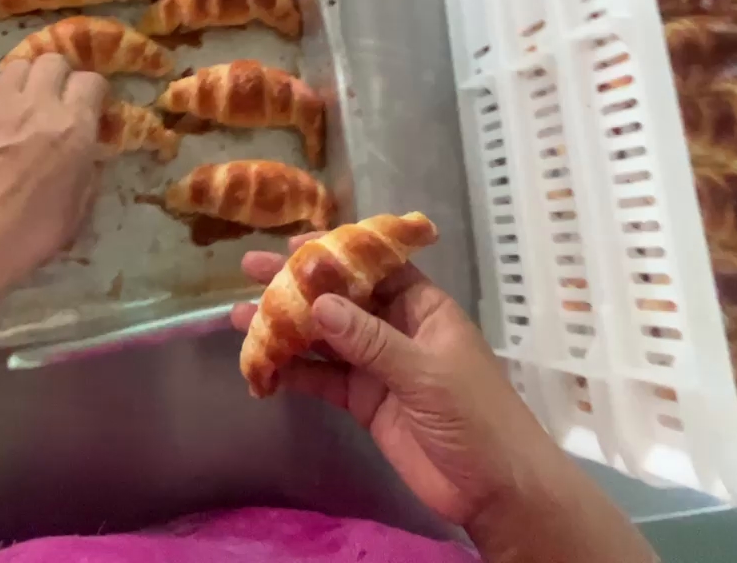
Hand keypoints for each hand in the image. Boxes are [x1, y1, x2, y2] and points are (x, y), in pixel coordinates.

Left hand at [0, 54, 106, 291]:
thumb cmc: (33, 230)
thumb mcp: (79, 205)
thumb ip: (88, 169)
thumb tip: (87, 153)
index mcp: (73, 125)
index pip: (91, 81)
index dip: (93, 92)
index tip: (91, 108)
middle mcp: (37, 104)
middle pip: (52, 60)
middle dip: (59, 76)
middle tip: (57, 100)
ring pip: (18, 67)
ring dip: (27, 81)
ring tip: (25, 104)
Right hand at [229, 240, 527, 524]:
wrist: (496, 491)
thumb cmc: (475, 416)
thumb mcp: (425, 372)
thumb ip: (370, 340)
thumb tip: (317, 304)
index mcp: (420, 306)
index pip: (372, 266)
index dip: (334, 252)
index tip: (292, 244)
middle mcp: (393, 326)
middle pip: (339, 297)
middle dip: (296, 285)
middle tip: (249, 270)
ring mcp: (375, 363)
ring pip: (323, 336)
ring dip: (285, 327)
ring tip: (240, 317)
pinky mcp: (362, 399)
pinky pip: (322, 378)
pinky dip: (294, 373)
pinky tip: (263, 367)